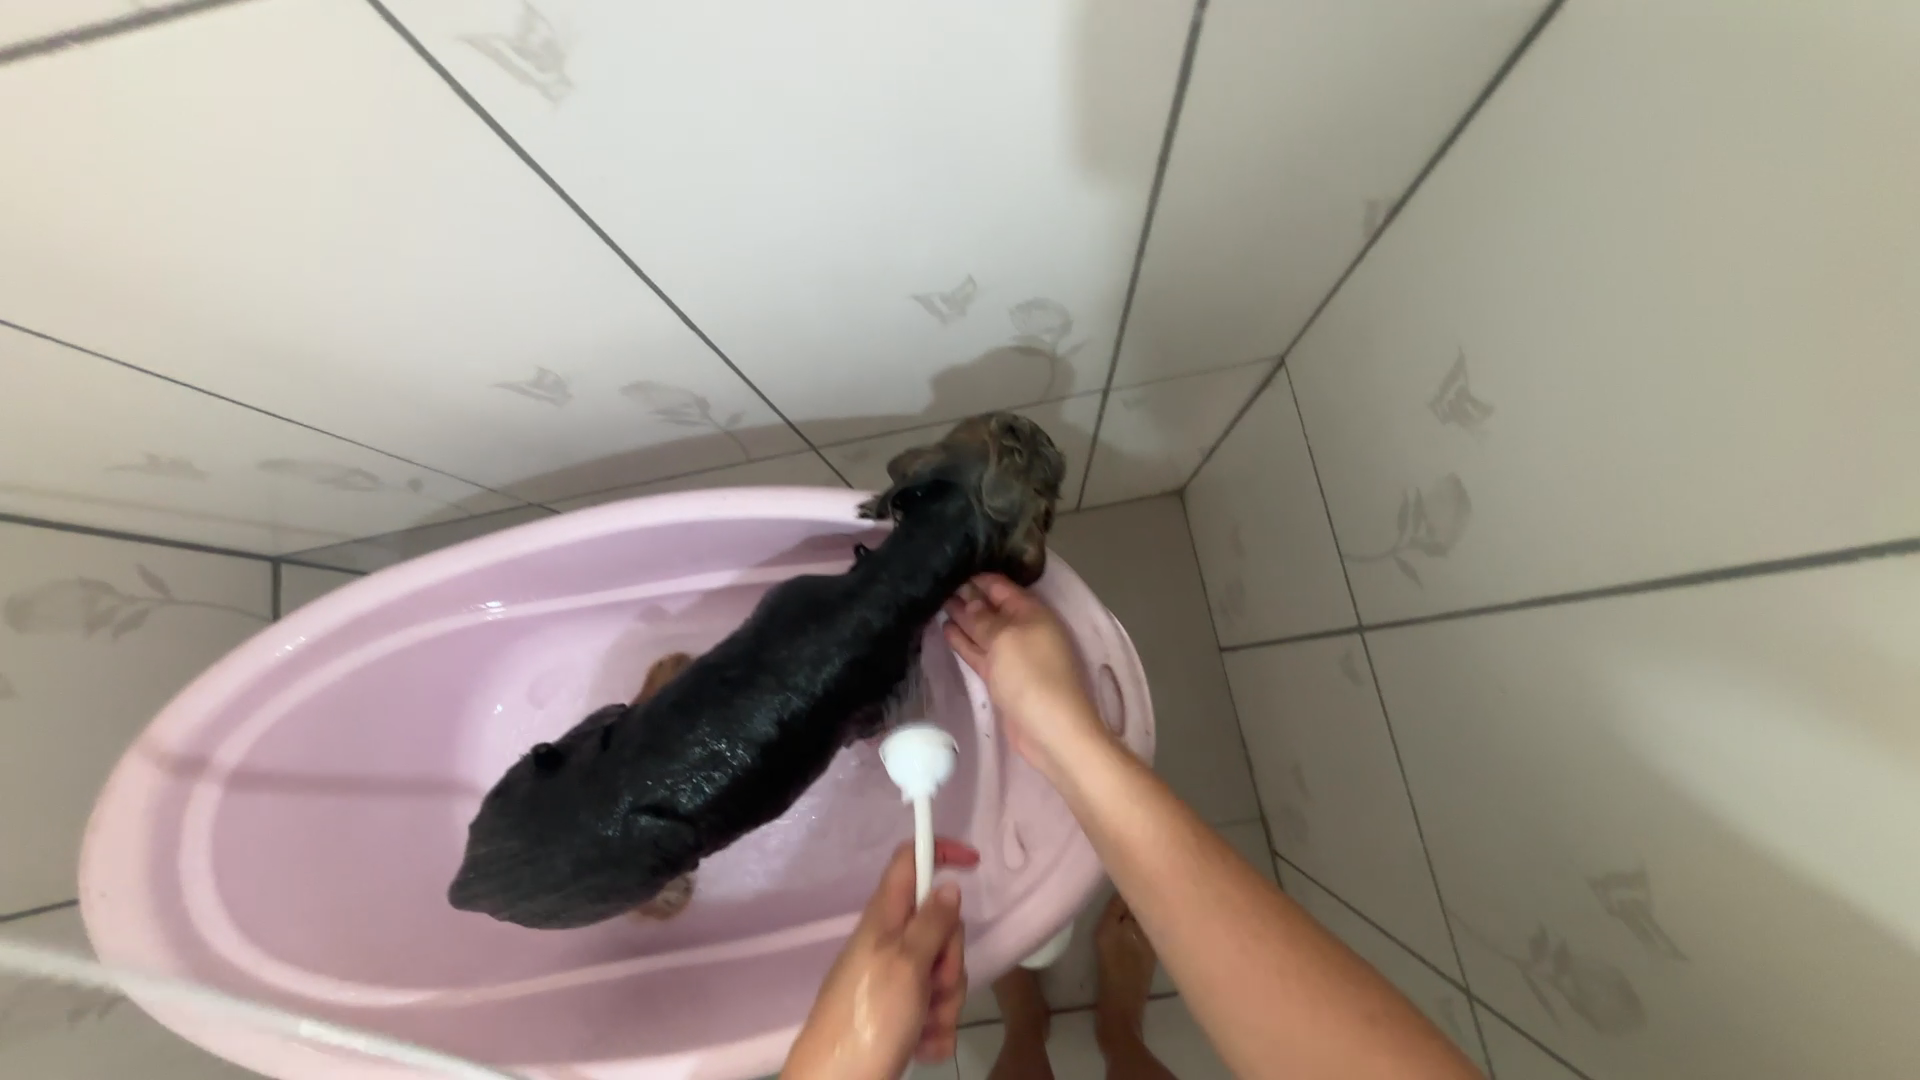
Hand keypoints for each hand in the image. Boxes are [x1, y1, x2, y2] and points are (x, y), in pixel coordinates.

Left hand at [783, 839, 979, 1079]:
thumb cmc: (869, 1019)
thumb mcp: (907, 965)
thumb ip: (932, 923)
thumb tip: (948, 882)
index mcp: (885, 918)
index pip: (910, 861)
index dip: (940, 852)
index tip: (973, 862)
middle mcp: (890, 943)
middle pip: (940, 925)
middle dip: (950, 958)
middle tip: (934, 983)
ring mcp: (895, 981)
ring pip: (943, 972)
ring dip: (945, 1001)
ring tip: (924, 1024)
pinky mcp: (900, 1016)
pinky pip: (936, 1009)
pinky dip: (936, 1028)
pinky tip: (922, 1046)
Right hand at [942, 573, 1109, 771]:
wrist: (1050, 730)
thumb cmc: (1031, 675)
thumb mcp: (1004, 638)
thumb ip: (983, 619)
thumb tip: (967, 602)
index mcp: (1032, 612)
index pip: (1001, 586)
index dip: (977, 578)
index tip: (950, 568)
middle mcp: (1024, 629)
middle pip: (992, 607)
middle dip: (968, 597)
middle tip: (937, 584)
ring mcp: (1013, 654)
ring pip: (984, 631)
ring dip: (963, 619)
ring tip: (936, 603)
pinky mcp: (1002, 677)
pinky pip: (980, 652)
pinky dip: (964, 642)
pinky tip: (946, 630)